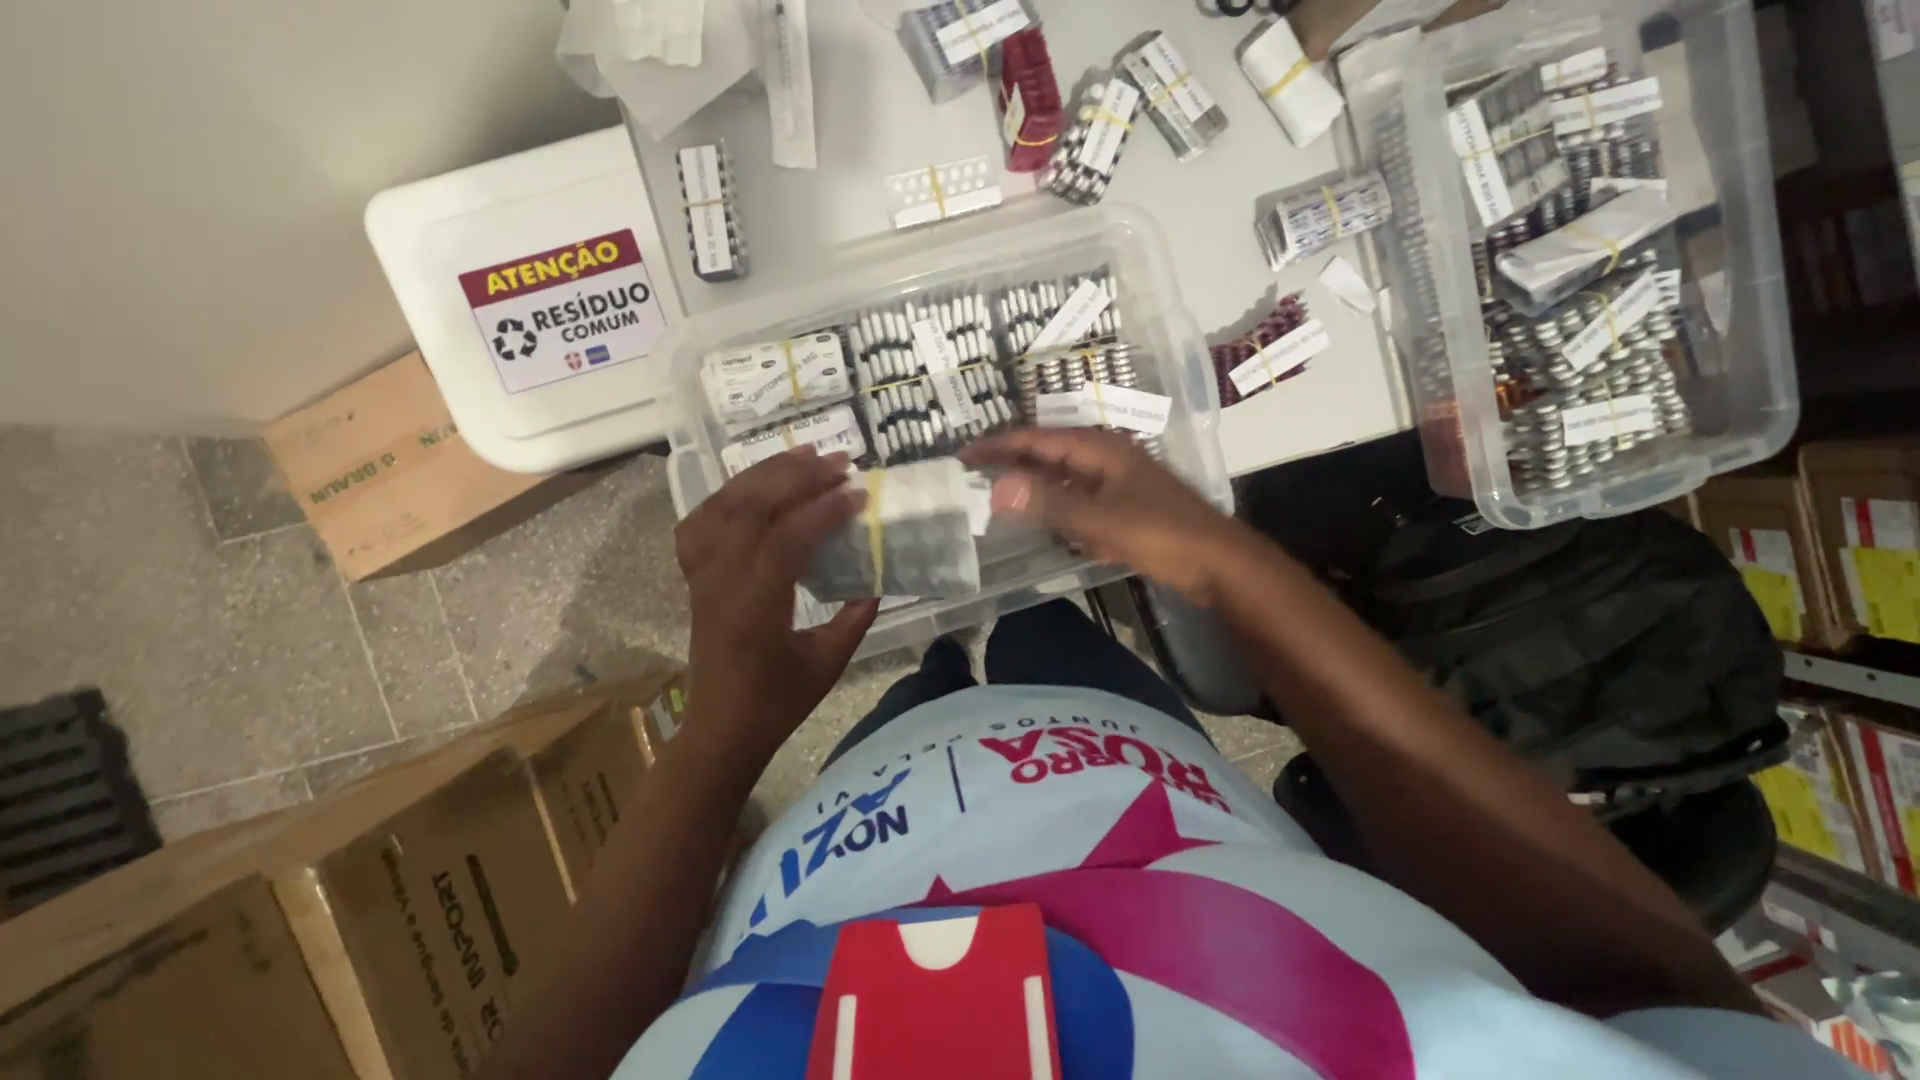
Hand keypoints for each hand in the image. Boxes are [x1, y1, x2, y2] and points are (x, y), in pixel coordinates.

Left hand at [676, 448, 878, 755]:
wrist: (721, 728)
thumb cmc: (777, 702)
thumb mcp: (828, 663)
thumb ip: (855, 617)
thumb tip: (877, 577)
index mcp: (755, 609)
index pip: (785, 540)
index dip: (823, 510)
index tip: (858, 494)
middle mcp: (721, 583)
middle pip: (750, 508)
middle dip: (796, 476)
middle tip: (837, 461)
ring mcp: (702, 576)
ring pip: (723, 505)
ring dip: (763, 474)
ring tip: (803, 454)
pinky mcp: (695, 576)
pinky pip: (701, 521)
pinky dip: (728, 494)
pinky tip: (754, 486)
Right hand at [961, 428, 1258, 603]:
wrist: (1219, 563)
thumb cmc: (1161, 534)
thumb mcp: (1099, 520)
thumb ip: (1049, 504)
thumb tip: (997, 488)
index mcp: (1101, 449)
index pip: (1038, 439)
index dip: (999, 446)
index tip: (964, 455)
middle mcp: (1109, 458)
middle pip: (1051, 454)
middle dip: (1014, 462)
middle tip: (975, 473)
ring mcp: (1120, 483)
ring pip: (1066, 478)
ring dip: (1035, 486)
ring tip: (1001, 497)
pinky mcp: (1128, 508)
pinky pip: (1082, 502)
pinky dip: (1060, 509)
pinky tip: (1047, 525)